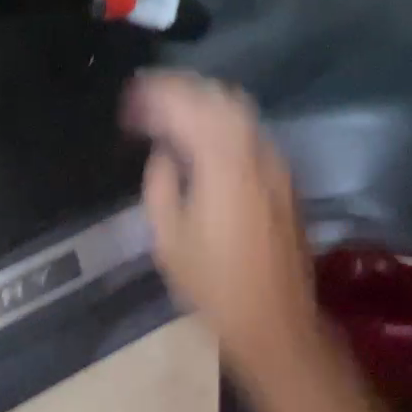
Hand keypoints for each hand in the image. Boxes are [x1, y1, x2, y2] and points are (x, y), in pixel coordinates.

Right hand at [123, 73, 385, 411]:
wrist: (278, 324)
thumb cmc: (214, 284)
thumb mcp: (168, 237)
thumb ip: (160, 182)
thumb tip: (163, 154)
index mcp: (220, 161)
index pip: (183, 103)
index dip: (151, 94)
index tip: (127, 101)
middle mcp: (252, 151)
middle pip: (214, 94)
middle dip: (177, 87)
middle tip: (145, 96)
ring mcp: (274, 162)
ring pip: (236, 107)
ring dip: (200, 99)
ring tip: (170, 110)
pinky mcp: (283, 177)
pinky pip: (249, 129)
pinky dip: (221, 119)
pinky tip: (202, 136)